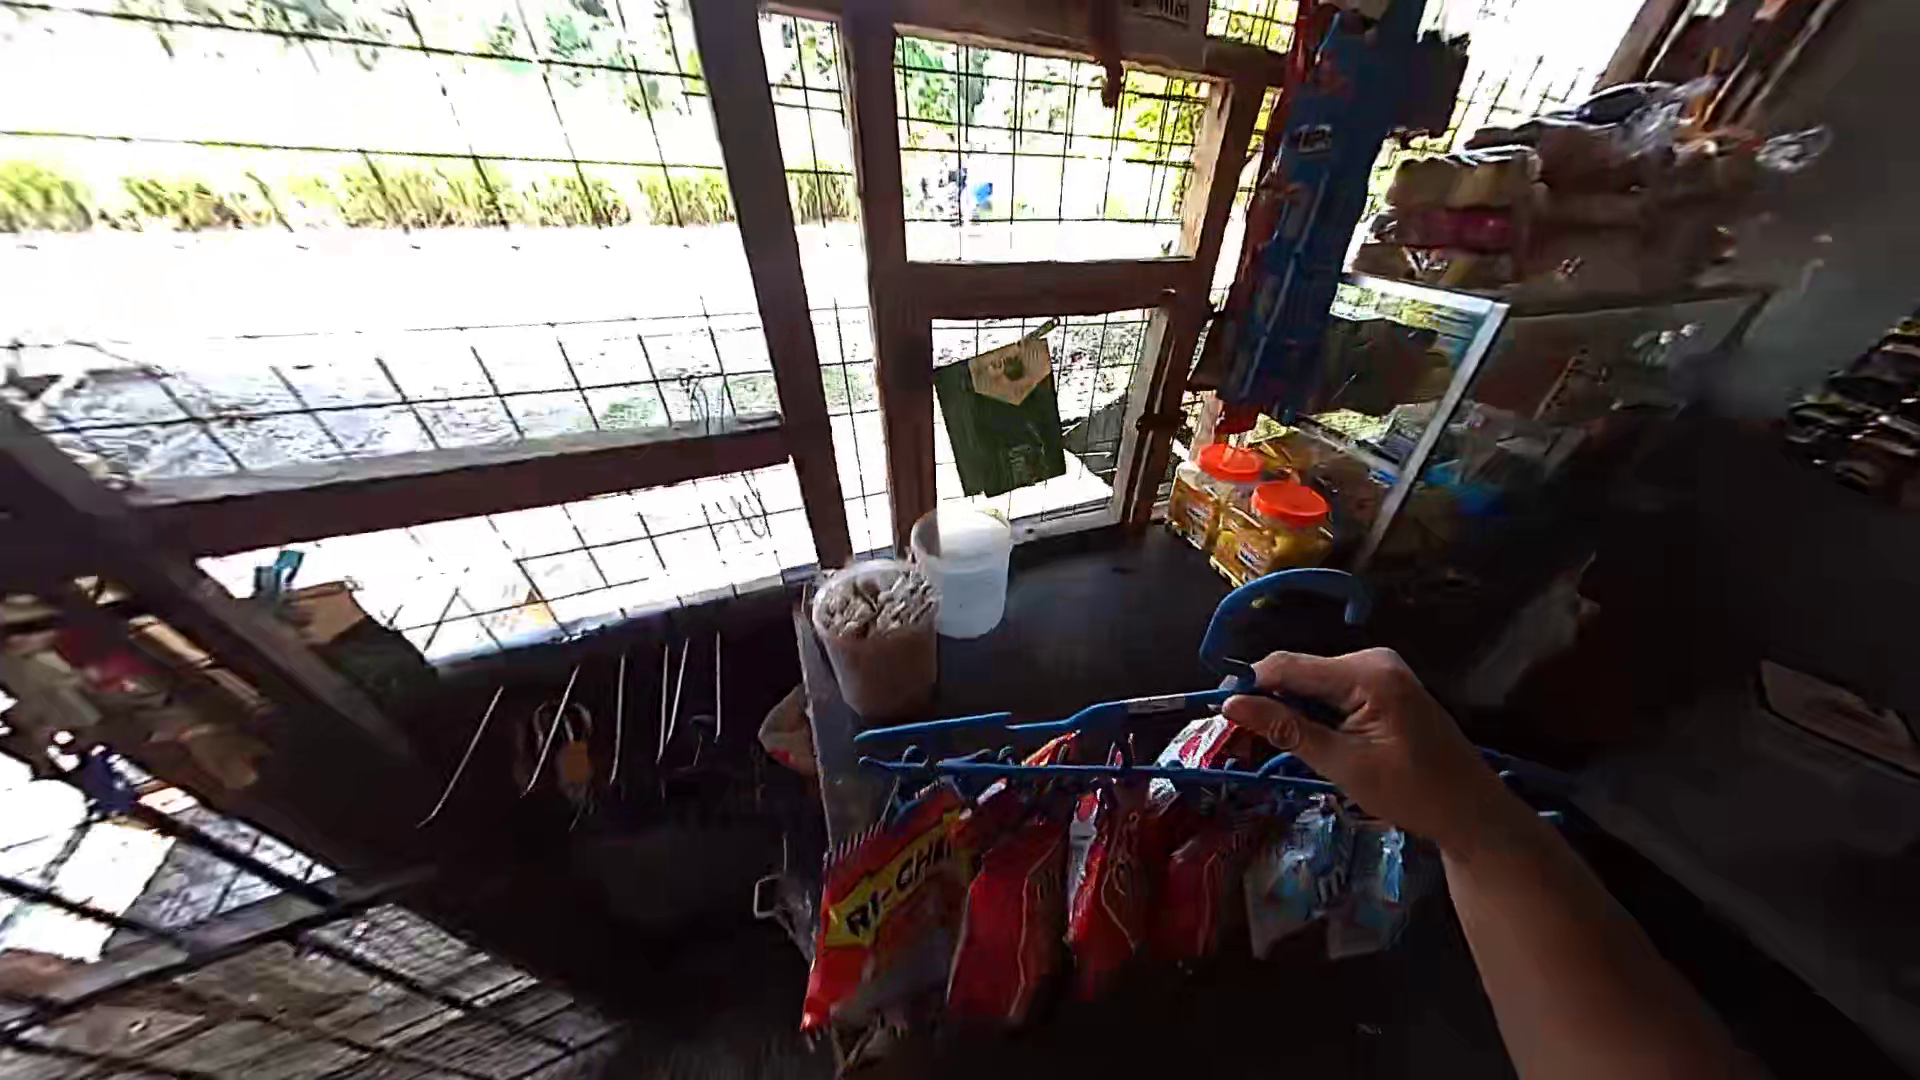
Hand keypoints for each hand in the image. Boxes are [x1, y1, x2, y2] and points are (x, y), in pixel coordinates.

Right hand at [1222, 648, 1516, 850]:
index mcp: (1367, 674)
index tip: (1222, 713)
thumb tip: (1229, 705)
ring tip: (1273, 740)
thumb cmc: (1413, 794)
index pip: (1287, 665)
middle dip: (1268, 699)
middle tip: (1245, 734)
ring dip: (1288, 706)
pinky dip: (1310, 708)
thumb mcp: (1342, 764)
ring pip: (1308, 679)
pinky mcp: (1380, 682)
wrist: (1476, 816)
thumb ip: (1284, 729)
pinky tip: (1307, 734)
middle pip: (1296, 670)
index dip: (1249, 684)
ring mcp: (1378, 668)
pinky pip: (1327, 686)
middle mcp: (1372, 659)